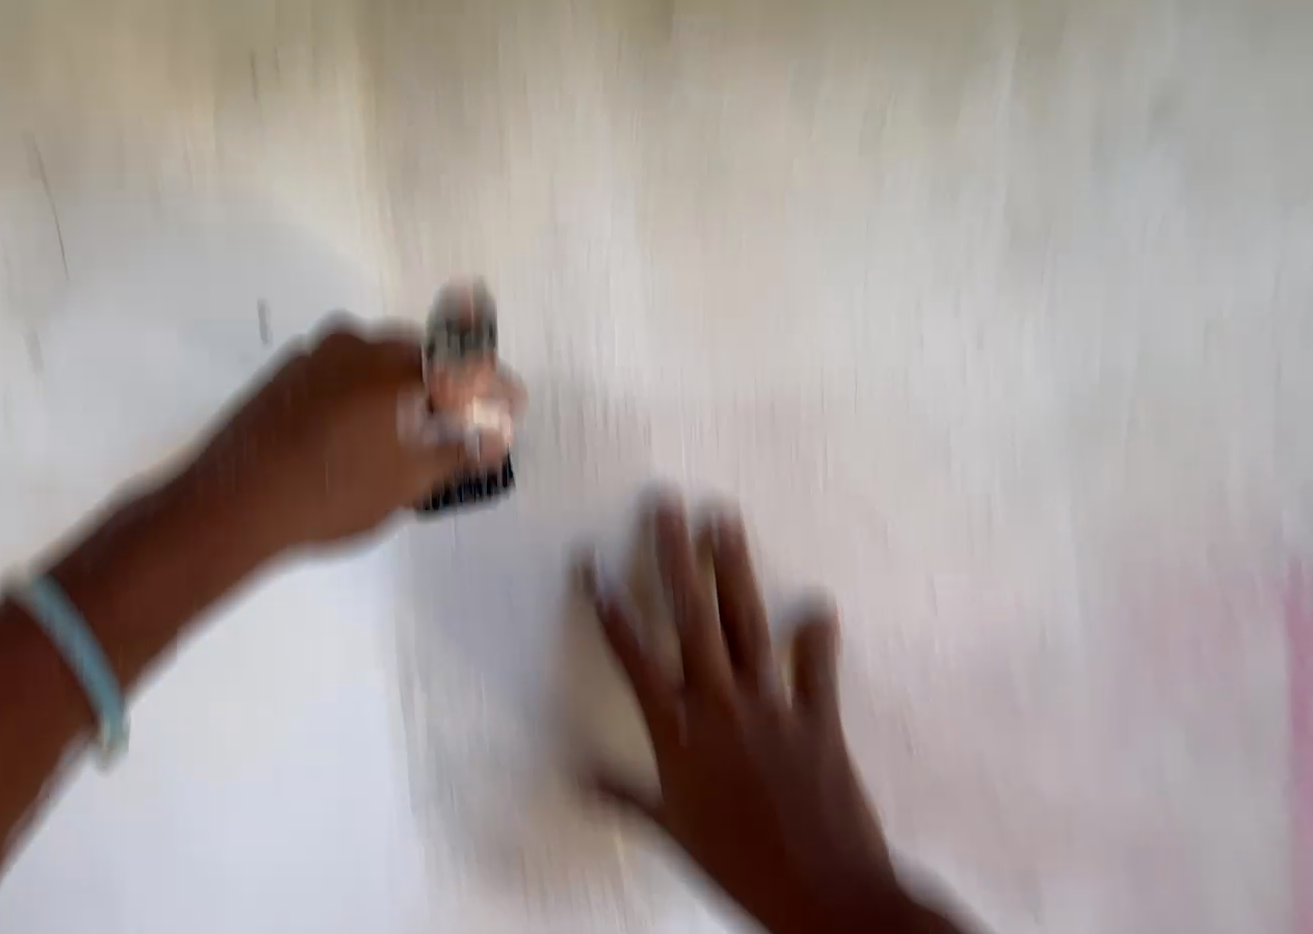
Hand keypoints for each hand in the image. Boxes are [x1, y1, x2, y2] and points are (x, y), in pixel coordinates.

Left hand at [187, 319, 513, 552]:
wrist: (230, 503)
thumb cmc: (329, 496)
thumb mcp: (404, 483)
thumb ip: (455, 454)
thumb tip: (489, 440)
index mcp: (396, 367)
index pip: (467, 367)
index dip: (495, 392)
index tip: (510, 412)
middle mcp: (360, 344)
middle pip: (425, 354)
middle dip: (451, 387)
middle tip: (460, 425)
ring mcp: (318, 353)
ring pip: (380, 359)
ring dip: (407, 386)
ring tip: (411, 431)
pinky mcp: (288, 369)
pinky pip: (345, 369)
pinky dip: (367, 390)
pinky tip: (361, 427)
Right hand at [583, 497, 917, 933]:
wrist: (825, 898)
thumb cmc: (735, 859)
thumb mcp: (669, 827)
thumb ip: (621, 792)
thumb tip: (574, 775)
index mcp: (675, 725)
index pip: (629, 652)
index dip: (607, 604)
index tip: (591, 561)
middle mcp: (718, 701)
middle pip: (690, 615)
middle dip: (675, 555)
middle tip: (667, 505)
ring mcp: (771, 705)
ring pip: (746, 623)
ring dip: (735, 568)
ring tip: (724, 520)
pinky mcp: (818, 720)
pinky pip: (817, 671)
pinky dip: (818, 638)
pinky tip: (819, 604)